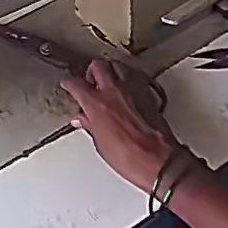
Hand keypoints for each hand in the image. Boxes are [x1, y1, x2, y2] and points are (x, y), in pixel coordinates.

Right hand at [62, 59, 185, 191]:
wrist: (158, 161)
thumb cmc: (131, 156)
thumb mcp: (101, 144)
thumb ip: (90, 125)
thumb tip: (83, 119)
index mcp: (97, 104)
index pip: (77, 84)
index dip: (69, 84)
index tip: (68, 85)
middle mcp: (115, 92)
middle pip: (98, 66)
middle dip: (91, 71)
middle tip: (89, 81)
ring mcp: (133, 91)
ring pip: (118, 68)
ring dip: (110, 73)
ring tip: (107, 84)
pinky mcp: (147, 95)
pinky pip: (134, 80)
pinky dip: (126, 83)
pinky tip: (125, 94)